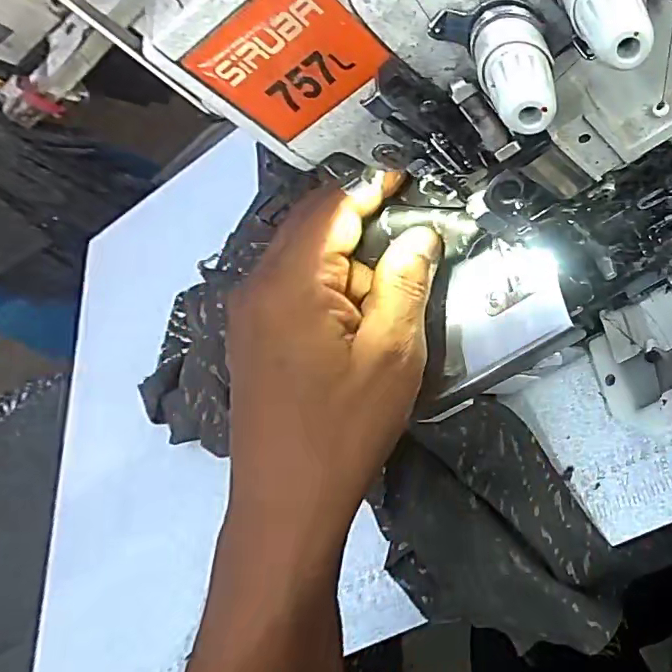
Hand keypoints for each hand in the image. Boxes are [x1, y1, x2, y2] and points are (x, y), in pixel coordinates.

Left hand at [226, 172, 442, 548]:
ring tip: (399, 289)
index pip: (329, 211)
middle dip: (363, 221)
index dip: (369, 186)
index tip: (407, 174)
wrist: (288, 497)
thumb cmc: (348, 421)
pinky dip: (337, 286)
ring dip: (354, 261)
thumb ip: (406, 282)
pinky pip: (298, 290)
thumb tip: (421, 234)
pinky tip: (368, 313)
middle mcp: (257, 287)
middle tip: (416, 230)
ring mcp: (250, 315)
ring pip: (307, 261)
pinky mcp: (256, 339)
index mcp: (291, 283)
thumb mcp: (394, 350)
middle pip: (310, 229)